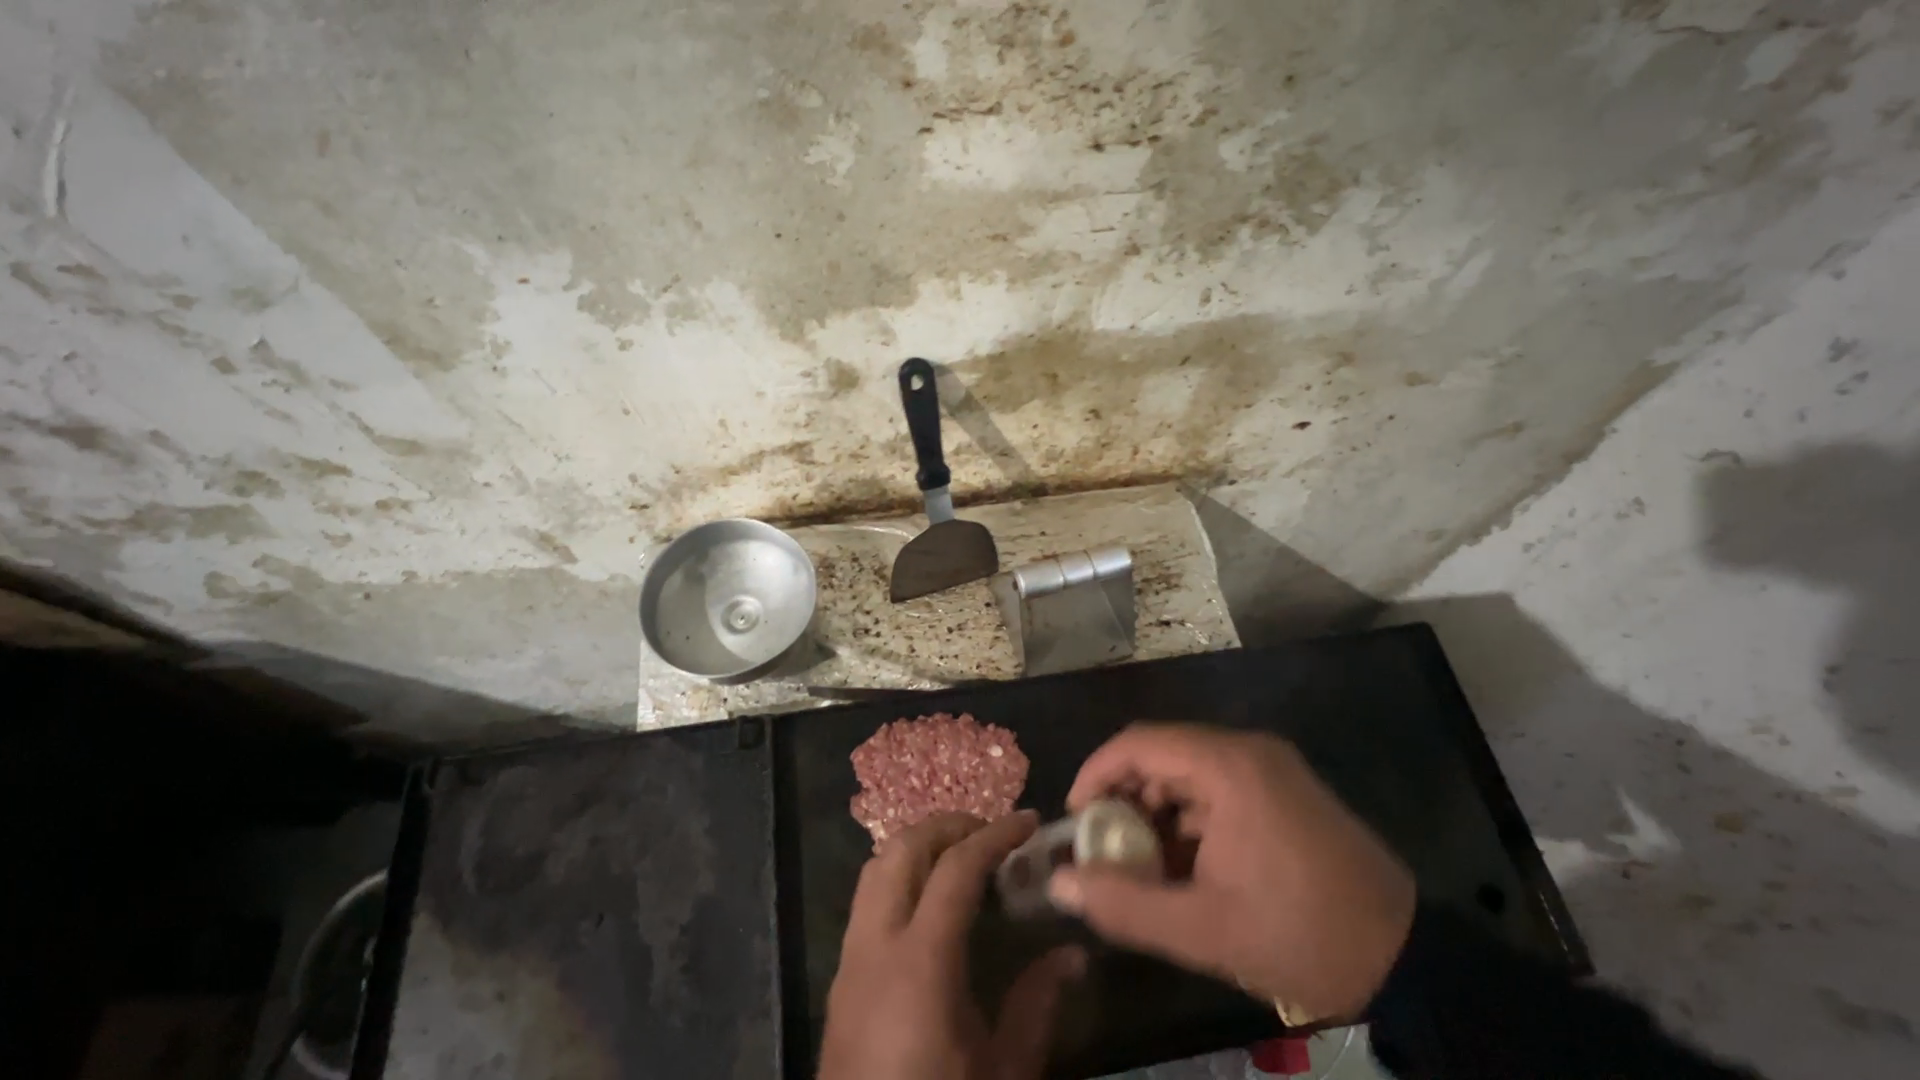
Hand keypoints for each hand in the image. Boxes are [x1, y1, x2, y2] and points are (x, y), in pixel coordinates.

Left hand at [820, 812, 1084, 1079]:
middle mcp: (876, 944)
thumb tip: (1073, 955)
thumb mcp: (1004, 1073)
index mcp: (921, 963)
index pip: (956, 869)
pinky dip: (899, 876)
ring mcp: (850, 958)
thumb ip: (1037, 1006)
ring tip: (963, 858)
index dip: (995, 835)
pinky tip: (931, 904)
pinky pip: (867, 900)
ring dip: (919, 847)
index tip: (1028, 822)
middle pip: (902, 849)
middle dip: (948, 827)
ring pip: (875, 867)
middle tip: (993, 834)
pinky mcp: (839, 976)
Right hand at [1048, 724, 1414, 1022]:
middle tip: (1106, 852)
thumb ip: (1122, 904)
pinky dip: (1188, 819)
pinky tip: (1185, 867)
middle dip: (1124, 800)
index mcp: (1229, 768)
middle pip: (1162, 754)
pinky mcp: (1286, 790)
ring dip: (1155, 812)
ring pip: (1188, 772)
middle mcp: (1249, 752)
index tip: (1076, 823)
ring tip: (1142, 867)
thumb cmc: (1298, 936)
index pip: (1138, 744)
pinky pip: (1218, 788)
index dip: (1094, 775)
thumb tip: (1058, 884)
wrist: (1404, 958)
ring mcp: (1273, 769)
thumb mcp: (1201, 930)